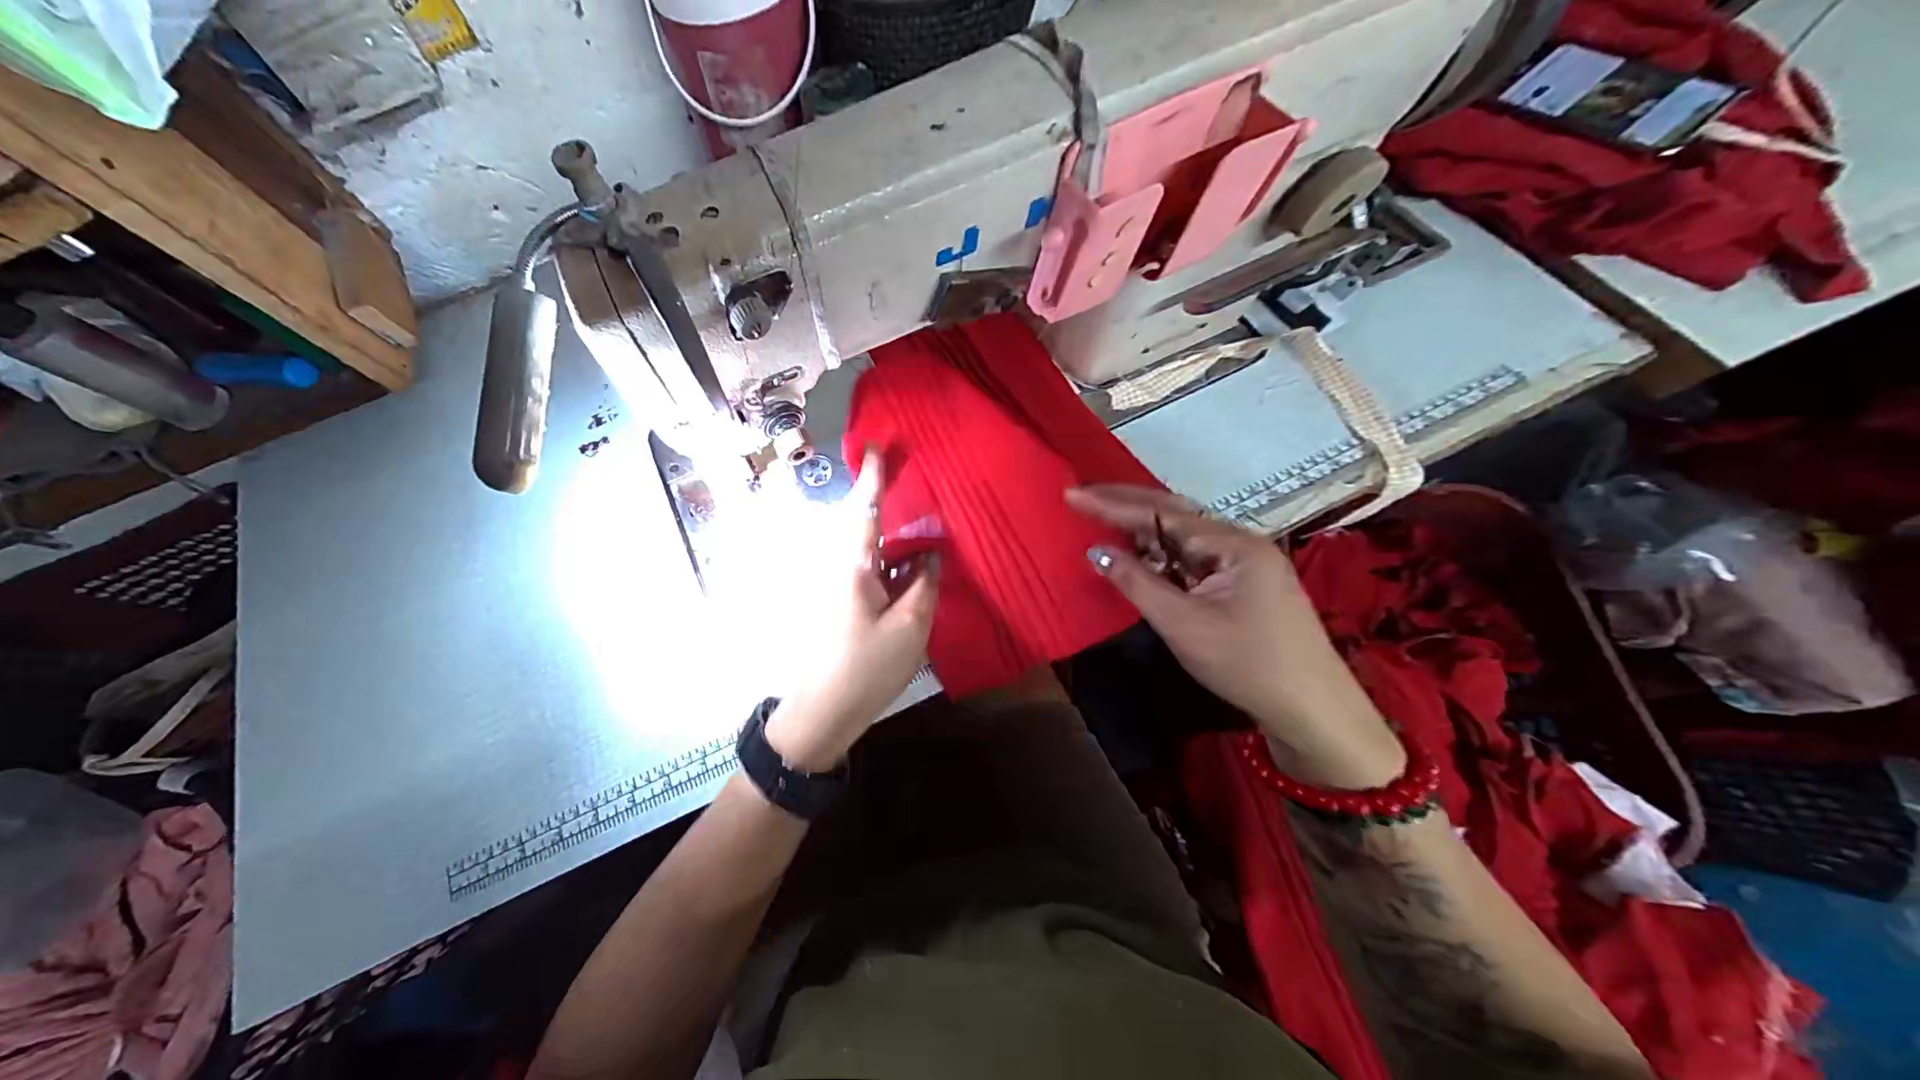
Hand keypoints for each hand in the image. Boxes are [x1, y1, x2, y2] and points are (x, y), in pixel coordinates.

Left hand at [764, 449, 939, 771]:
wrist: (826, 711)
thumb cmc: (867, 667)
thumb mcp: (910, 626)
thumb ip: (924, 585)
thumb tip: (931, 557)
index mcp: (854, 568)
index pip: (865, 513)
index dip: (873, 479)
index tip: (875, 447)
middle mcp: (845, 571)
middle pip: (869, 528)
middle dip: (887, 504)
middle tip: (911, 483)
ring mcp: (845, 590)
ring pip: (874, 553)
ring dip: (897, 540)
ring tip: (926, 530)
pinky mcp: (849, 608)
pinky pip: (876, 573)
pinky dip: (896, 565)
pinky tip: (917, 568)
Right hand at [1065, 485, 1404, 789]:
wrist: (1312, 709)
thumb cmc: (1246, 664)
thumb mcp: (1183, 624)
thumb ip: (1138, 582)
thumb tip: (1097, 551)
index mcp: (1235, 544)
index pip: (1163, 514)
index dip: (1114, 505)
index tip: (1074, 495)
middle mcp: (1244, 542)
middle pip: (1177, 514)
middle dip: (1129, 506)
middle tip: (1085, 499)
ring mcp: (1249, 563)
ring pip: (1188, 537)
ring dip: (1147, 532)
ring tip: (1105, 525)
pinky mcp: (1248, 585)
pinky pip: (1199, 558)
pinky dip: (1167, 556)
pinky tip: (1147, 559)